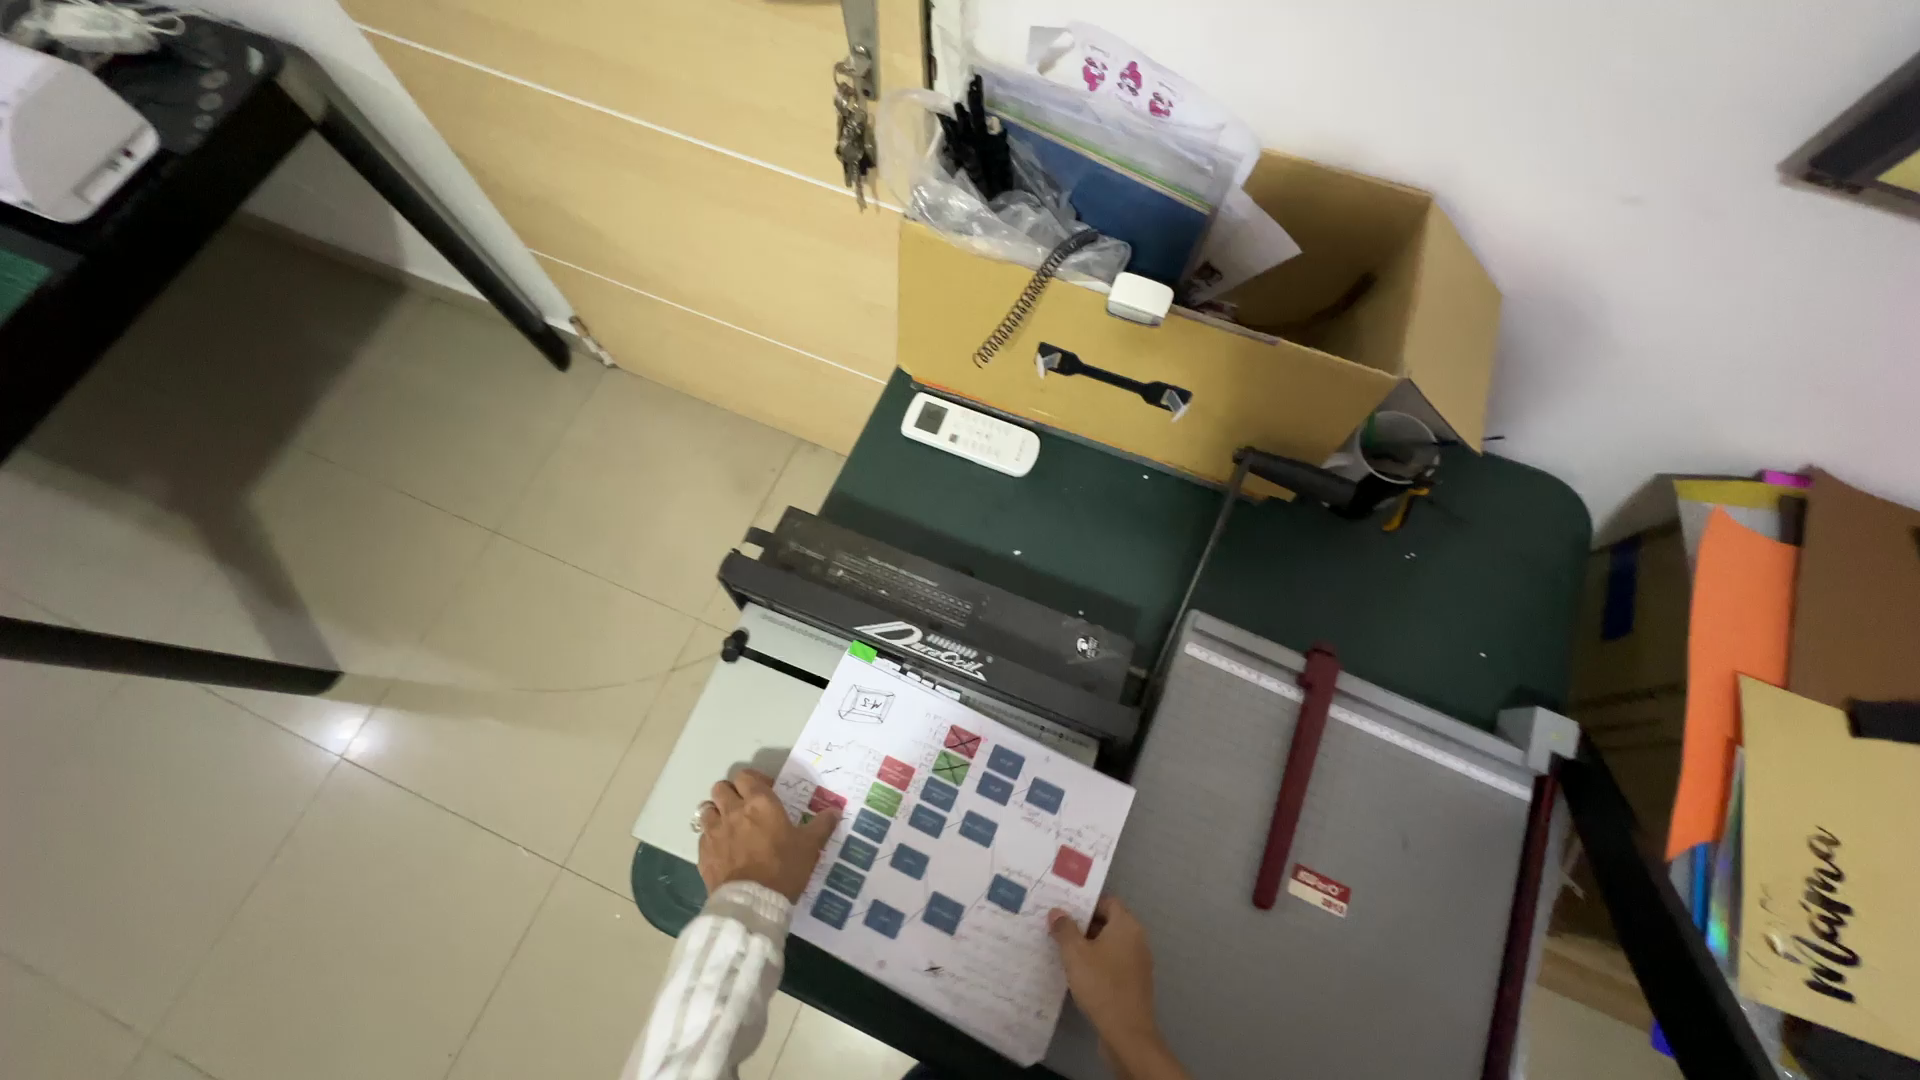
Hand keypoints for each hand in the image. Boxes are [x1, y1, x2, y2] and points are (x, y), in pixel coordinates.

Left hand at [696, 768, 838, 901]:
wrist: (752, 903)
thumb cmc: (784, 868)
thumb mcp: (810, 846)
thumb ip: (822, 825)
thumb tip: (835, 810)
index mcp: (760, 803)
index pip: (746, 776)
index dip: (753, 780)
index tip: (766, 792)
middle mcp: (733, 811)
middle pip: (721, 788)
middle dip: (731, 793)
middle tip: (745, 806)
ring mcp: (714, 832)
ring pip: (707, 808)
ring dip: (717, 812)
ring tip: (729, 825)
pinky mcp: (703, 853)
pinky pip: (702, 836)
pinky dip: (711, 837)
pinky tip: (722, 849)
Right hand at [1050, 897, 1186, 1079]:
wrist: (1127, 1033)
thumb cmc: (1101, 985)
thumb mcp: (1075, 953)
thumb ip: (1064, 929)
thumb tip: (1057, 912)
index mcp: (1127, 925)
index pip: (1107, 902)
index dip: (1085, 904)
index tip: (1064, 909)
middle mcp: (1137, 940)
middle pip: (1109, 922)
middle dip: (1084, 925)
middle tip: (1058, 929)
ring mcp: (1138, 963)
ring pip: (1110, 944)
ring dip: (1090, 945)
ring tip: (1064, 951)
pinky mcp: (1135, 983)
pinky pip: (1114, 963)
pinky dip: (1098, 963)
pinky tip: (1079, 974)